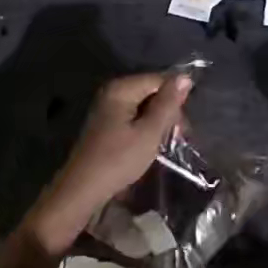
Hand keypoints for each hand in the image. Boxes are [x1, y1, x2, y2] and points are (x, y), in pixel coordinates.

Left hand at [24, 71, 192, 252]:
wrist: (81, 191)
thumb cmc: (118, 160)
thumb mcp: (149, 133)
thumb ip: (168, 104)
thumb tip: (185, 77)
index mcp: (121, 88)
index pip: (159, 80)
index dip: (175, 101)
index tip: (182, 129)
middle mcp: (112, 92)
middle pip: (151, 91)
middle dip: (166, 112)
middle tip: (175, 139)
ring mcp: (106, 108)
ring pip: (143, 106)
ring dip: (157, 123)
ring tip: (163, 145)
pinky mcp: (105, 124)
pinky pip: (132, 117)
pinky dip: (144, 129)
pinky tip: (148, 146)